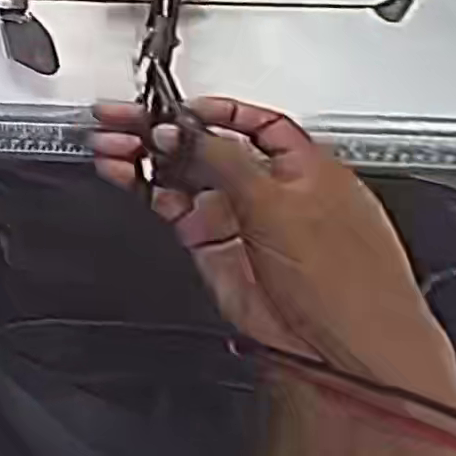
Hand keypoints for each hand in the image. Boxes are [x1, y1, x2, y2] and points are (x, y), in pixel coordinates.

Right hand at [92, 97, 455, 410]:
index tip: (179, 105)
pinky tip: (117, 170)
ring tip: (109, 144)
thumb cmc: (346, 286)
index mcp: (304, 172)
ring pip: (173, 168)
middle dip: (154, 127)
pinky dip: (134, 180)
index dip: (218, 110)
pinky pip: (159, 195)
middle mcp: (264, 188)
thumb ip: (225, 158)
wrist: (331, 350)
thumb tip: (182, 126)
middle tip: (117, 115)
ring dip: (136, 152)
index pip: (258, 124)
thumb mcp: (282, 205)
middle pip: (200, 143)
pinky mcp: (201, 232)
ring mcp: (231, 211)